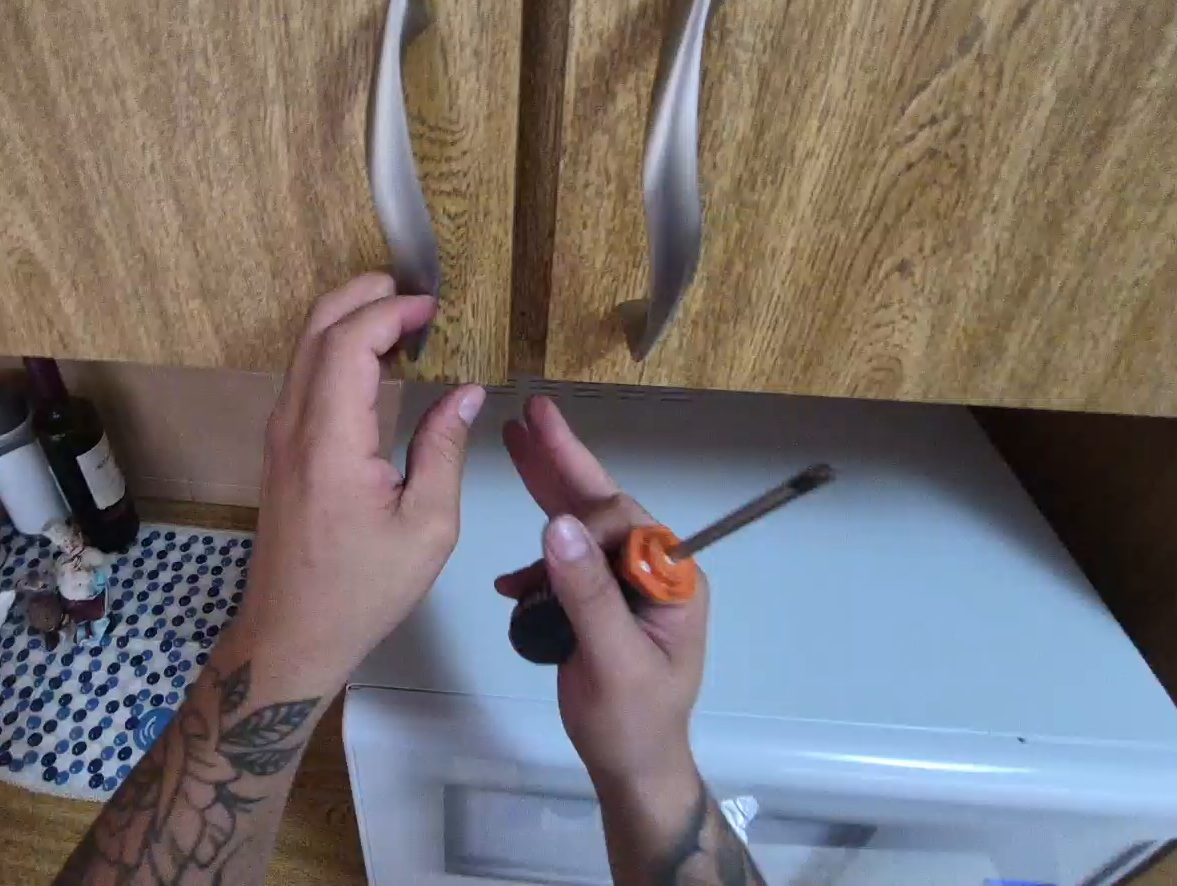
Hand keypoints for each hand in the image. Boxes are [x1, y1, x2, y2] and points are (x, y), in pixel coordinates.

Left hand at [232, 272, 485, 695]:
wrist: (291, 633)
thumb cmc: (362, 589)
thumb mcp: (426, 526)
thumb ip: (444, 447)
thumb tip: (466, 391)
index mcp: (331, 440)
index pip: (350, 342)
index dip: (391, 312)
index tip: (433, 310)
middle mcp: (294, 424)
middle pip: (317, 328)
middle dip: (363, 295)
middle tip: (414, 293)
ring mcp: (279, 434)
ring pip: (305, 348)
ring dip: (349, 320)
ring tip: (404, 322)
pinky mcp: (280, 446)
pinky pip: (305, 376)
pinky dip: (338, 351)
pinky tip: (377, 364)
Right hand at [494, 397, 707, 795]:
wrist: (629, 765)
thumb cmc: (632, 720)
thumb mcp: (613, 660)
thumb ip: (587, 592)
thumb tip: (557, 523)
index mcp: (669, 577)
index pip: (623, 520)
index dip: (583, 514)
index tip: (545, 537)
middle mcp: (648, 568)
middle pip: (601, 503)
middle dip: (564, 458)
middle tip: (534, 412)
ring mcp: (621, 579)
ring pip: (579, 521)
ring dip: (544, 487)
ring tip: (514, 443)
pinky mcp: (596, 593)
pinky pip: (562, 559)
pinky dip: (534, 563)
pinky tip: (508, 582)